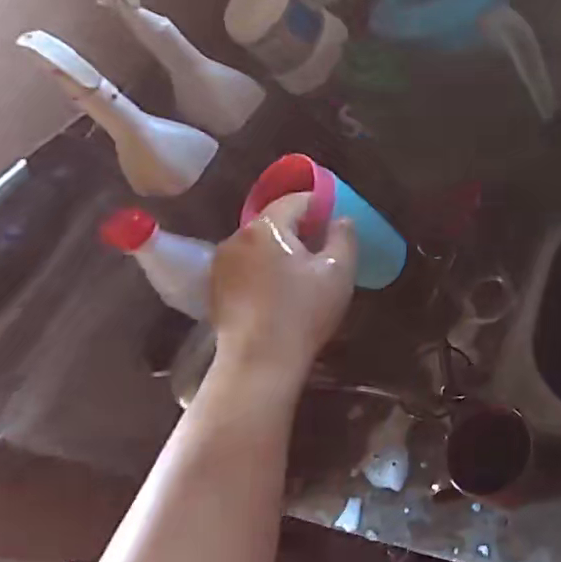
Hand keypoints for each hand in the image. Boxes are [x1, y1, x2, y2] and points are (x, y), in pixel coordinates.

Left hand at [210, 194, 357, 375]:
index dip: (321, 205)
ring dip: (280, 250)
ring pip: (259, 244)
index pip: (297, 199)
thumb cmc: (303, 313)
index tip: (337, 223)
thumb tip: (341, 219)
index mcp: (267, 226)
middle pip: (275, 220)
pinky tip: (278, 292)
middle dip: (301, 229)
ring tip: (302, 274)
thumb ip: (344, 237)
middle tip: (324, 251)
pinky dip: (263, 269)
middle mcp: (237, 236)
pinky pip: (246, 265)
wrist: (259, 362)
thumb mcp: (338, 272)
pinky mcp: (216, 287)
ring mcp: (222, 262)